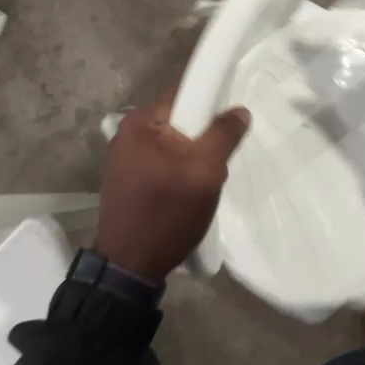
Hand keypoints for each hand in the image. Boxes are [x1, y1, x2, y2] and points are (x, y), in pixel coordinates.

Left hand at [93, 96, 251, 282]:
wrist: (129, 270)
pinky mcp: (128, 180)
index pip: (186, 95)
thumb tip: (239, 111)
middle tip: (217, 163)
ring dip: (194, 158)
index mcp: (139, 122)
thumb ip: (224, 135)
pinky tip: (187, 194)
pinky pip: (164, 162)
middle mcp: (127, 134)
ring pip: (175, 144)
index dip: (212, 106)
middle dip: (204, 138)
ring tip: (203, 183)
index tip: (229, 129)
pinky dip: (180, 172)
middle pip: (181, 120)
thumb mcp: (204, 172)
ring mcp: (125, 159)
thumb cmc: (166, 214)